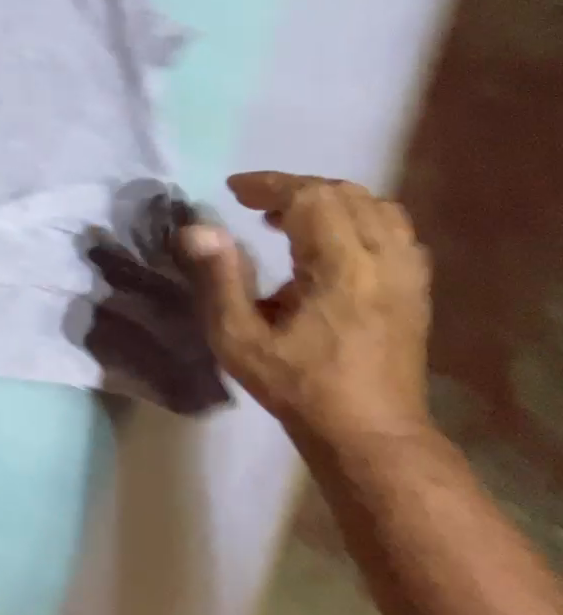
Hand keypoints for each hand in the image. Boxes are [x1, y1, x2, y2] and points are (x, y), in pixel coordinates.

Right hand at [180, 172, 432, 446]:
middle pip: (347, 195)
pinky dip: (356, 220)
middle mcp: (385, 260)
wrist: (368, 429)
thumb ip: (219, 278)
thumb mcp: (238, 337)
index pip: (313, 198)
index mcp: (343, 268)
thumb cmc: (296, 384)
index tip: (232, 190)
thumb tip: (198, 228)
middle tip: (251, 203)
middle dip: (296, 189)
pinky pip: (393, 231)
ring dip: (328, 201)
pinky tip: (326, 242)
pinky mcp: (414, 288)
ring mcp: (407, 274)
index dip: (270, 185)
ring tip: (286, 218)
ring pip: (377, 208)